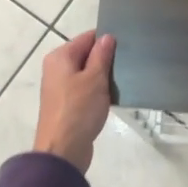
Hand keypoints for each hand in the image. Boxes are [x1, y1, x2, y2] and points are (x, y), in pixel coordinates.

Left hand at [33, 30, 115, 172]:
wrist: (63, 149)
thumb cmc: (79, 109)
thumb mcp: (94, 79)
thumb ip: (101, 55)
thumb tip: (106, 36)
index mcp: (60, 57)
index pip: (87, 38)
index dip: (106, 40)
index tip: (128, 45)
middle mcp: (56, 69)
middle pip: (85, 55)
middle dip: (106, 59)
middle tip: (130, 63)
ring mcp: (60, 88)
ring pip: (86, 74)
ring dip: (103, 77)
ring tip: (126, 78)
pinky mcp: (67, 105)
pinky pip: (85, 91)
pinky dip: (98, 92)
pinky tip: (113, 97)